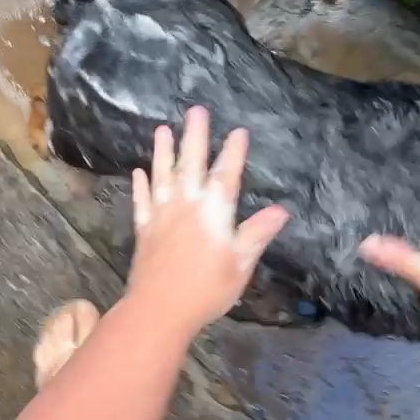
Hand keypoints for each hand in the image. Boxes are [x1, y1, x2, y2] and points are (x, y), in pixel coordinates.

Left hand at [122, 107, 290, 340]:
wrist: (159, 308)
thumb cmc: (207, 289)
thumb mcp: (240, 264)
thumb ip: (257, 234)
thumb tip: (281, 210)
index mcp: (213, 212)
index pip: (226, 176)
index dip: (233, 152)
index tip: (239, 130)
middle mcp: (186, 205)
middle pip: (191, 164)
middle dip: (195, 136)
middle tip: (196, 110)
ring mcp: (161, 214)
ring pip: (163, 175)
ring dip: (163, 151)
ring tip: (162, 129)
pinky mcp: (144, 228)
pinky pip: (142, 201)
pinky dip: (141, 185)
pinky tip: (138, 171)